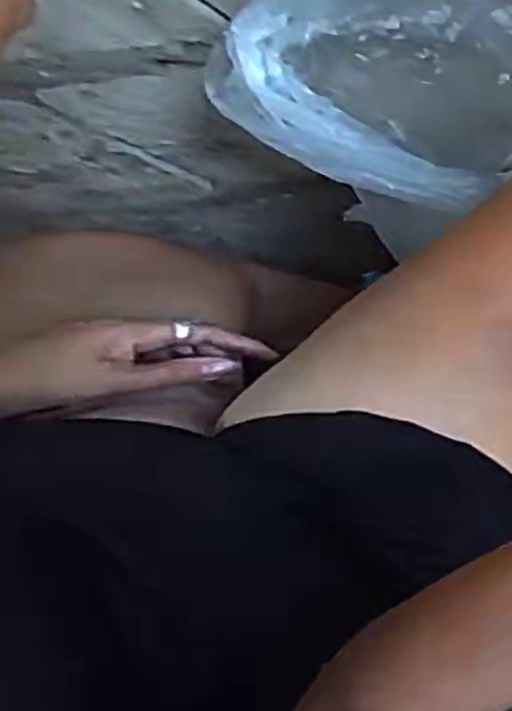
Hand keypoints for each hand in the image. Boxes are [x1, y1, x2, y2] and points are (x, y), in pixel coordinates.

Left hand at [0, 319, 278, 417]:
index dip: (239, 342)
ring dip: (201, 354)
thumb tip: (227, 366)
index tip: (270, 354)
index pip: (201, 331)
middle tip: (256, 364)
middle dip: (225, 347)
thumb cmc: (42, 383)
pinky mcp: (93, 349)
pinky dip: (176, 359)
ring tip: (228, 370)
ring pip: (168, 342)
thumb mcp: (115, 382)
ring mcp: (106, 337)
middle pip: (188, 334)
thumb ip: (174, 372)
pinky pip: (149, 350)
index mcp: (133, 330)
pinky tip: (184, 370)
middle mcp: (124, 328)